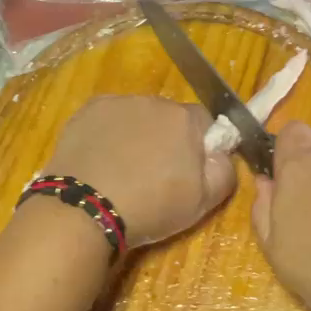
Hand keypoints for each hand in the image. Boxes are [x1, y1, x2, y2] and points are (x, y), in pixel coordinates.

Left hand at [41, 95, 237, 247]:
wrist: (86, 209)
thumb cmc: (150, 207)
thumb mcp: (203, 202)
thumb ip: (225, 172)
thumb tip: (224, 154)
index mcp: (185, 119)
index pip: (204, 122)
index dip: (198, 146)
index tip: (187, 170)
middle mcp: (154, 101)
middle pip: (169, 117)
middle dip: (166, 139)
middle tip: (154, 175)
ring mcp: (118, 102)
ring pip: (137, 116)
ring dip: (136, 135)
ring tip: (122, 170)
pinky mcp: (88, 110)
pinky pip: (108, 118)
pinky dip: (107, 133)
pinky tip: (100, 159)